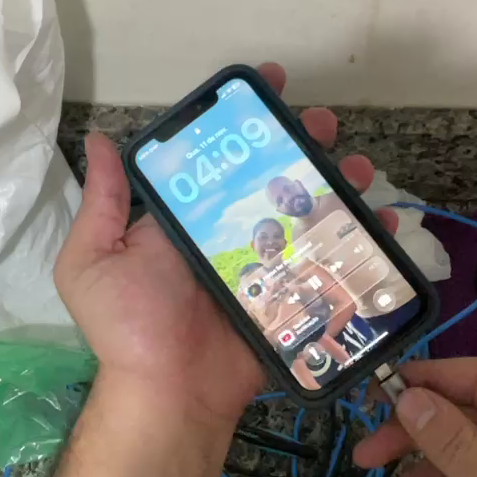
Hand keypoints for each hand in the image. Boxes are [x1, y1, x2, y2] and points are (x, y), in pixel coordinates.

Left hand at [56, 62, 392, 432]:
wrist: (170, 392)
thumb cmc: (131, 325)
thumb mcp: (96, 260)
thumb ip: (104, 204)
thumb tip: (103, 141)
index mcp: (187, 221)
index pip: (218, 158)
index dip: (242, 121)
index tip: (267, 83)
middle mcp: (228, 236)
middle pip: (272, 179)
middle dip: (301, 144)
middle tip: (325, 124)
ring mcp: (265, 267)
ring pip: (307, 214)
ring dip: (336, 184)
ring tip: (357, 166)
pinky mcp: (293, 298)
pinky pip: (328, 263)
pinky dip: (357, 242)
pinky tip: (380, 222)